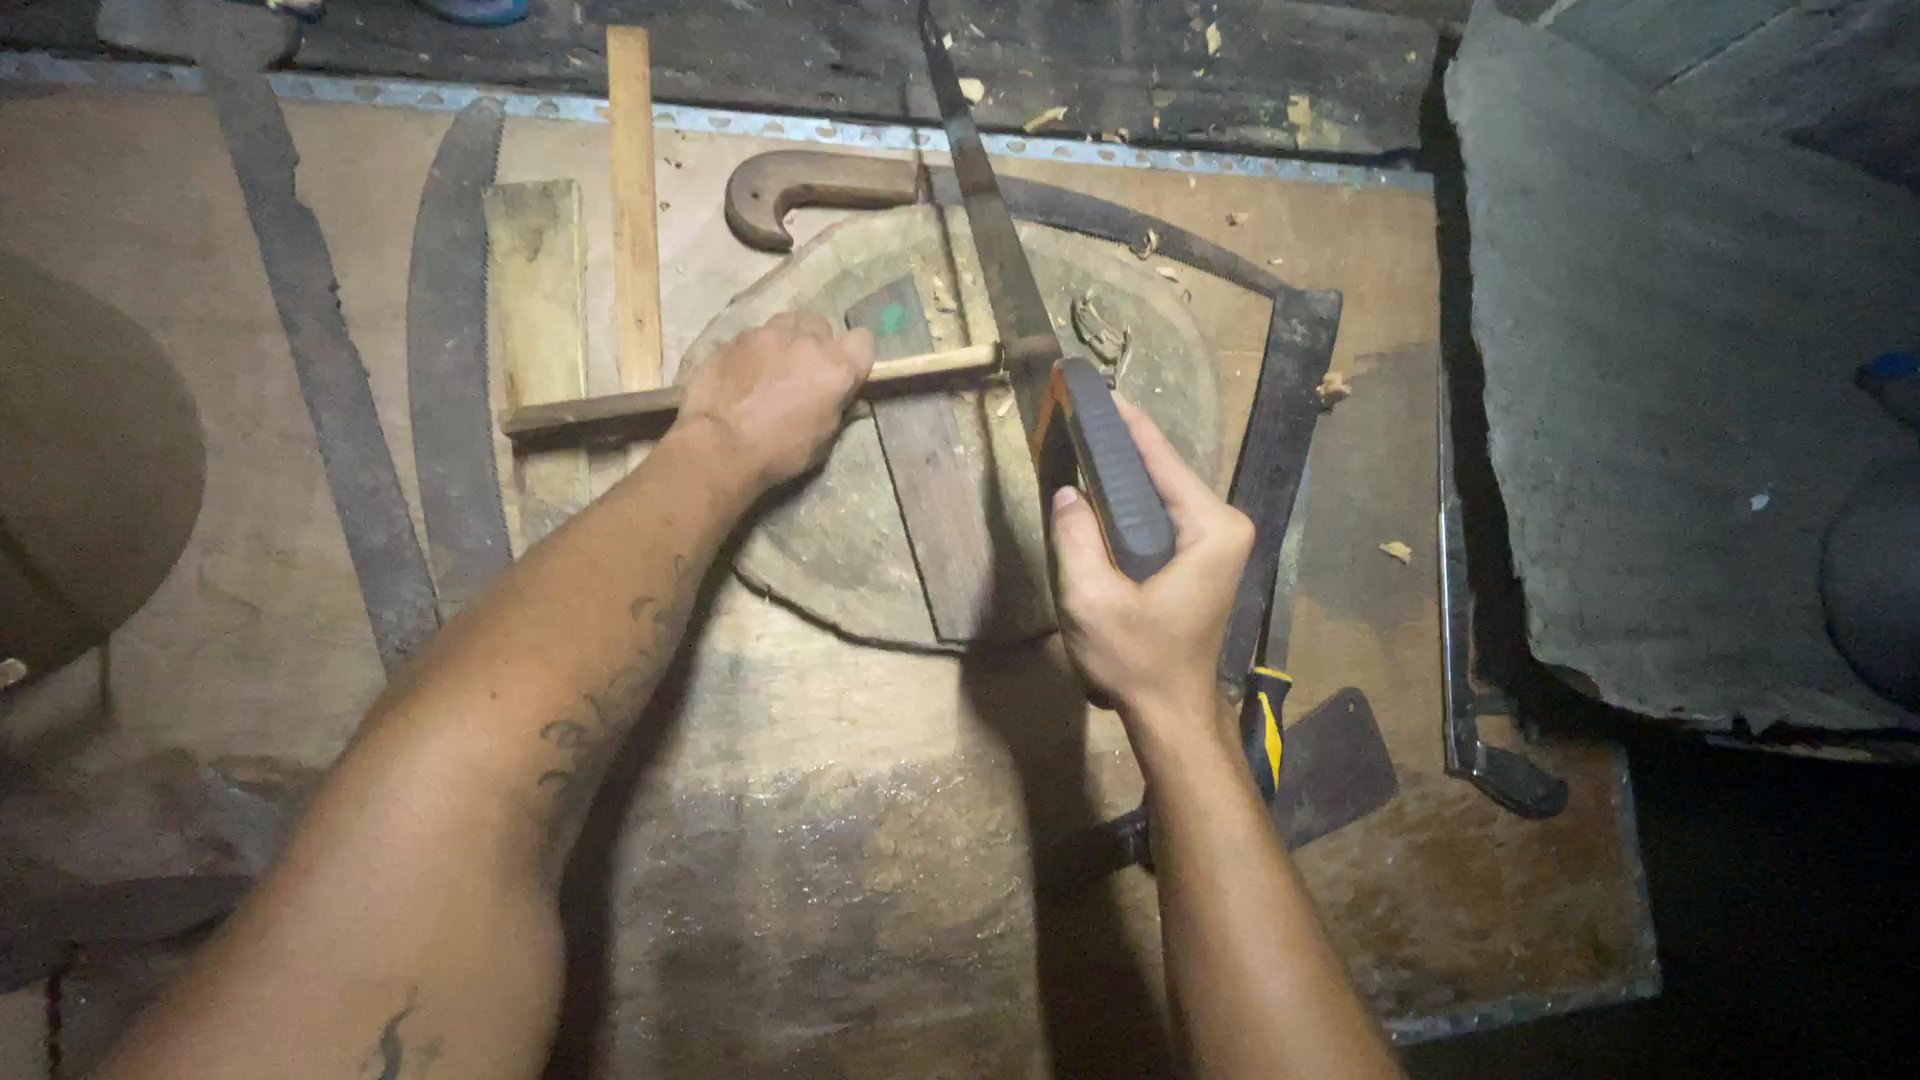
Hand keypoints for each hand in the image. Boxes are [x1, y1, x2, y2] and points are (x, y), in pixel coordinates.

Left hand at [675, 311, 875, 488]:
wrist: (719, 446)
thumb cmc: (780, 452)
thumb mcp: (823, 440)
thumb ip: (839, 410)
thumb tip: (847, 399)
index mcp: (836, 368)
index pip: (863, 340)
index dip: (855, 355)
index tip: (845, 372)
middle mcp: (806, 341)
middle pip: (822, 326)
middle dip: (818, 344)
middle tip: (805, 370)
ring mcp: (768, 334)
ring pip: (788, 323)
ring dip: (788, 339)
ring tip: (774, 365)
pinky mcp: (735, 337)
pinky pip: (755, 335)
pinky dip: (757, 350)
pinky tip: (745, 373)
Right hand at [1051, 398, 1252, 747]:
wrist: (1170, 712)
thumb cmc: (1137, 659)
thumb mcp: (1092, 599)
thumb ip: (1076, 538)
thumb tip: (1068, 494)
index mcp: (1210, 529)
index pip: (1162, 460)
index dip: (1127, 425)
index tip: (1099, 392)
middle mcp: (1223, 528)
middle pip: (1164, 473)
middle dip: (1122, 447)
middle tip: (1079, 420)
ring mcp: (1216, 545)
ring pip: (1161, 495)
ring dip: (1123, 476)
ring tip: (1082, 446)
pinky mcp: (1201, 561)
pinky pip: (1161, 517)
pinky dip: (1130, 505)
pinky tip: (1098, 494)